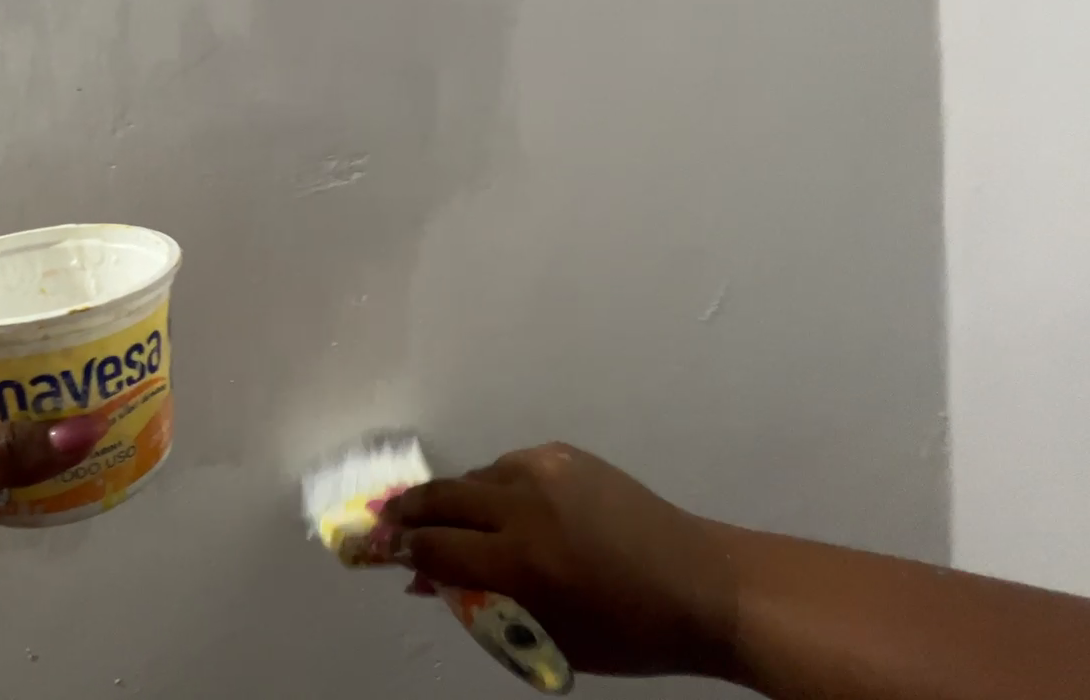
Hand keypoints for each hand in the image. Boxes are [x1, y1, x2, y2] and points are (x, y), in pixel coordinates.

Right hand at [381, 442, 737, 678]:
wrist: (704, 584)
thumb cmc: (625, 631)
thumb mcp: (548, 637)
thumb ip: (477, 604)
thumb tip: (421, 580)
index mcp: (520, 562)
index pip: (434, 546)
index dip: (403, 549)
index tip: (385, 549)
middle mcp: (522, 506)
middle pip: (440, 497)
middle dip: (407, 509)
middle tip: (389, 520)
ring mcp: (542, 470)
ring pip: (472, 477)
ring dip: (457, 499)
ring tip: (459, 519)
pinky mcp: (560, 453)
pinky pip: (507, 466)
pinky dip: (497, 486)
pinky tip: (512, 506)